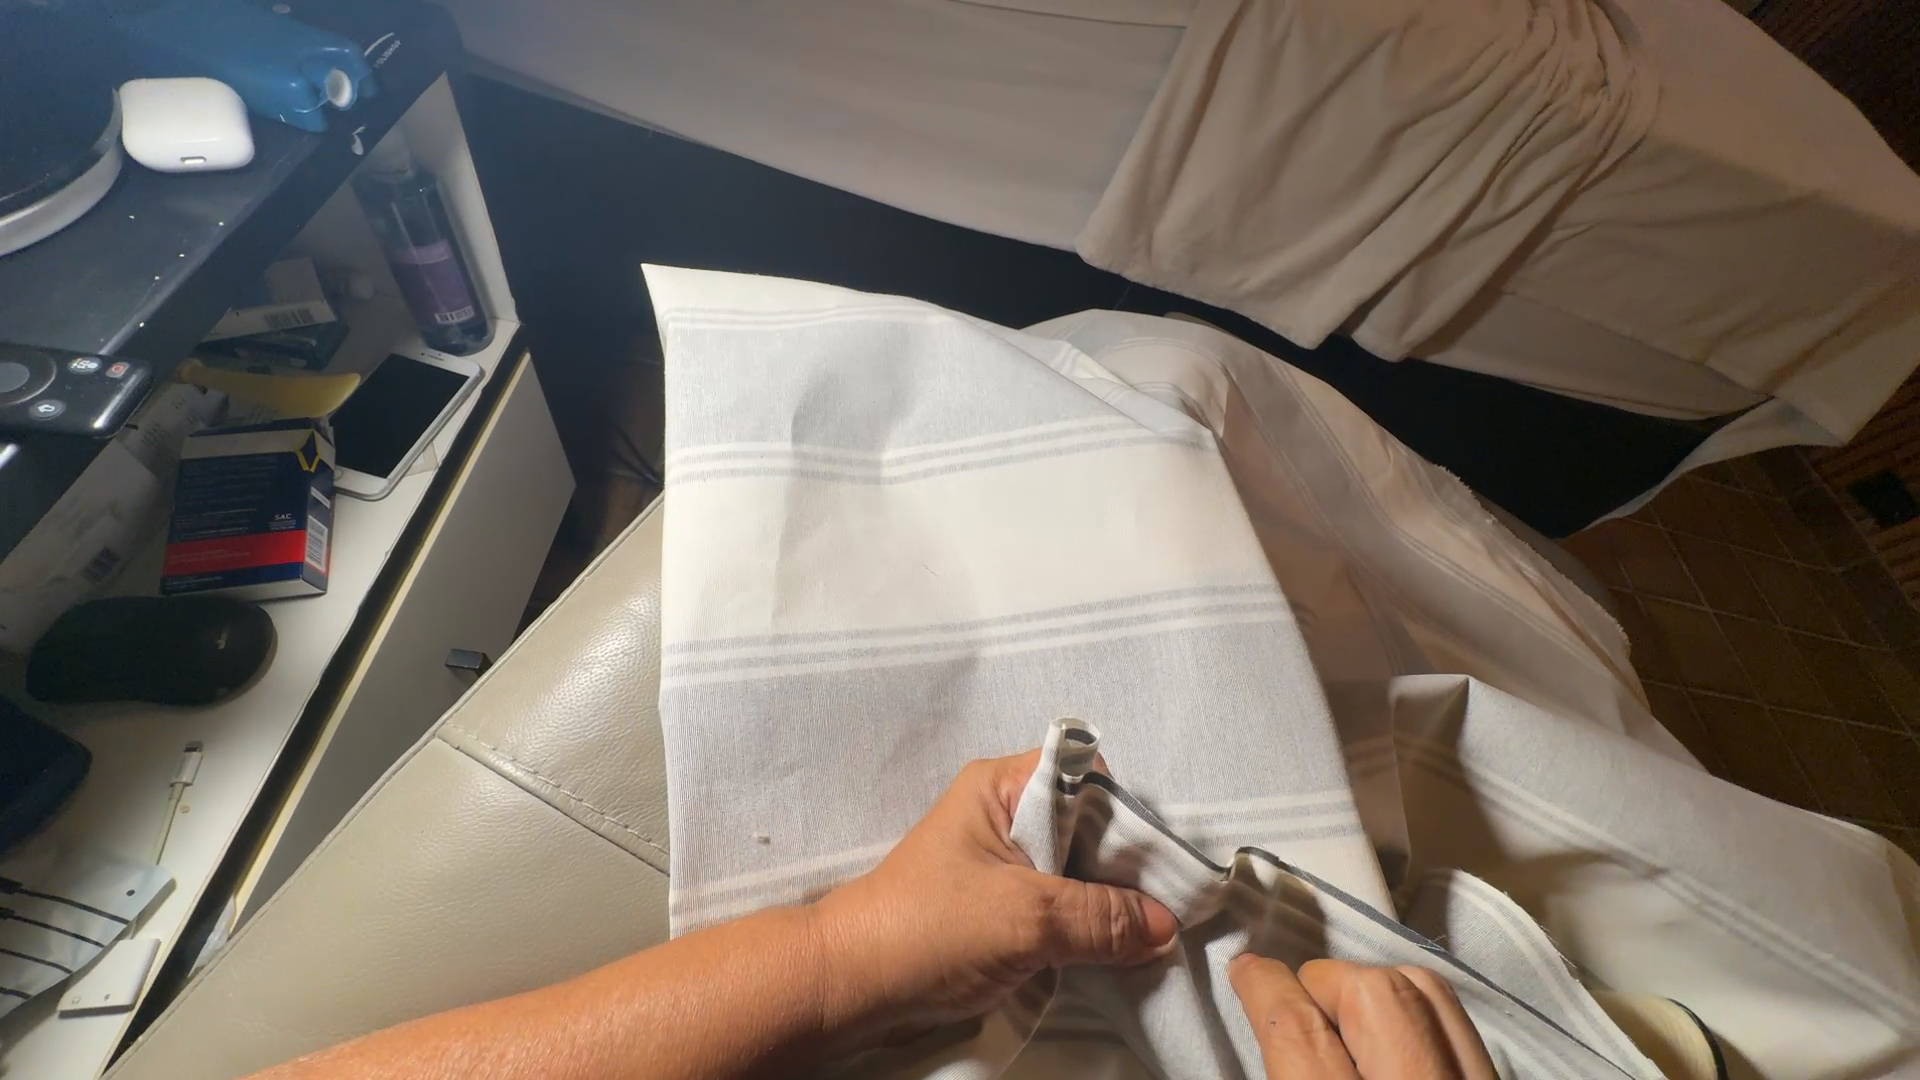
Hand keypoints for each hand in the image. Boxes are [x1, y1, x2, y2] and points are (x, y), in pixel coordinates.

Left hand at [810, 750, 1178, 1046]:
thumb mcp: (1025, 919)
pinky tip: (1115, 945)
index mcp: (1001, 785)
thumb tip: (1167, 925)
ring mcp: (1002, 855)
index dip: (1121, 811)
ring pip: (1073, 863)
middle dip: (1122, 862)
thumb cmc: (932, 928)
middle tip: (1163, 904)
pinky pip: (1058, 896)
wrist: (857, 982)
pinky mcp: (1000, 897)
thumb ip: (1099, 918)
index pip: (1080, 774)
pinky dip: (1085, 918)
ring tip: (1148, 930)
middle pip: (1083, 821)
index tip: (1155, 860)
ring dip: (1106, 897)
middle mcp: (1004, 809)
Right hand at [1230, 955, 1498, 1078]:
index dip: (1264, 984)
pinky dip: (1427, 1018)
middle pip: (1376, 997)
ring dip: (1378, 990)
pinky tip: (1401, 1043)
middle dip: (1326, 982)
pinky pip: (1469, 1032)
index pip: (1301, 1029)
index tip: (1249, 971)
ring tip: (1351, 1021)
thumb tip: (1262, 1006)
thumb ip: (1283, 1068)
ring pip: (1432, 998)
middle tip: (1302, 1004)